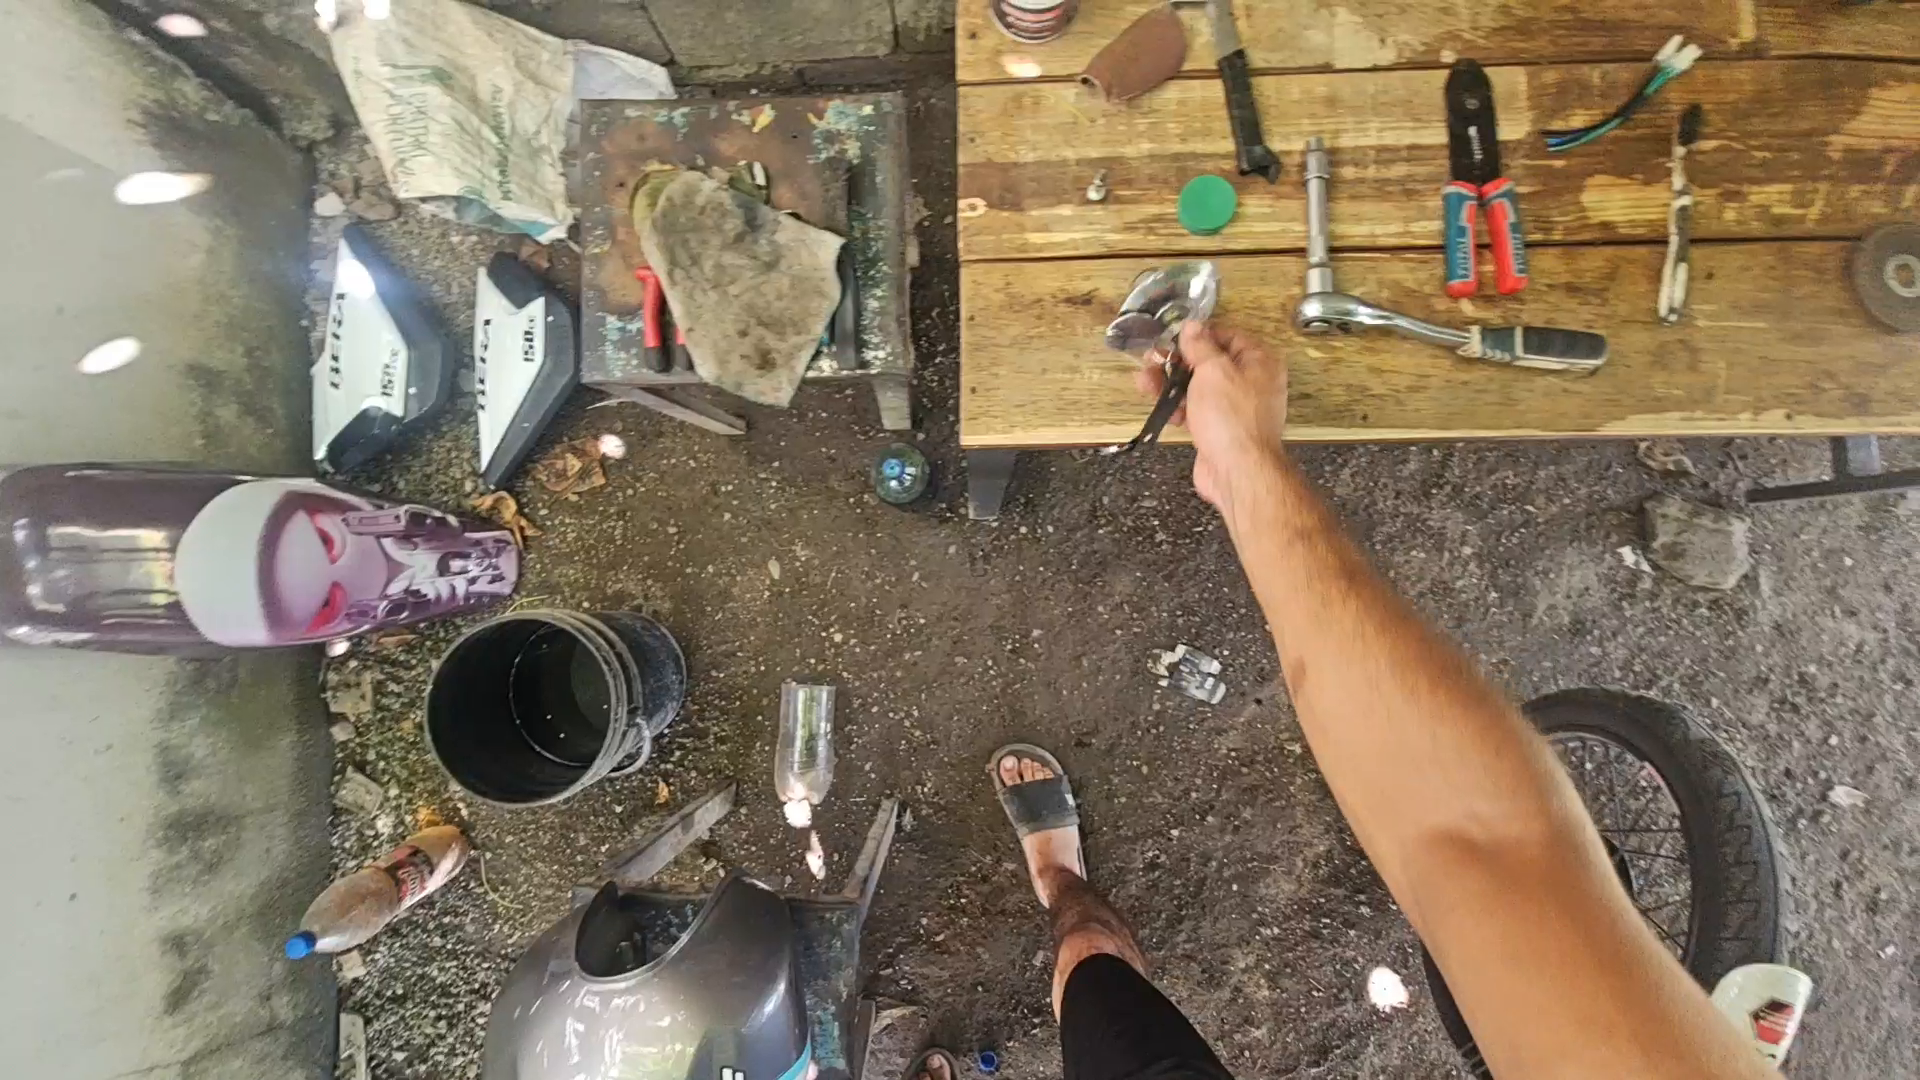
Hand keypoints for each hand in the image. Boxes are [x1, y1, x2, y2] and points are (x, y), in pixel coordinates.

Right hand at [1134, 321, 1288, 519]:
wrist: (1236, 470)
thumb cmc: (1231, 419)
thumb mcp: (1212, 371)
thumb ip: (1200, 346)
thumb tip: (1192, 326)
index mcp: (1259, 361)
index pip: (1227, 336)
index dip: (1198, 336)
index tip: (1173, 339)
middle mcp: (1251, 382)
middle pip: (1209, 363)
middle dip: (1177, 363)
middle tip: (1152, 361)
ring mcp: (1235, 408)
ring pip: (1198, 388)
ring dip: (1171, 385)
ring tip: (1146, 383)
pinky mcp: (1220, 429)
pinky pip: (1197, 410)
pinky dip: (1178, 408)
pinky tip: (1162, 408)